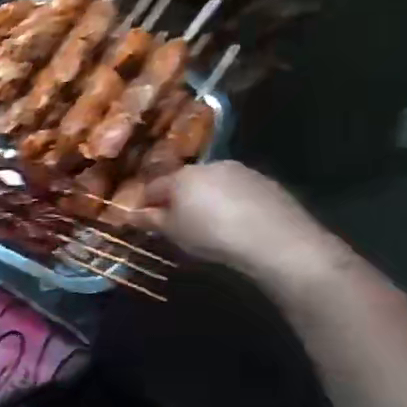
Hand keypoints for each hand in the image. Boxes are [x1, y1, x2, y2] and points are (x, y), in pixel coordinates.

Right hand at [142, 162, 347, 284]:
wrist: (275, 240)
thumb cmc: (212, 235)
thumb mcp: (172, 232)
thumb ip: (150, 220)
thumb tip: (131, 213)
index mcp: (182, 176)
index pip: (153, 187)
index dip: (145, 203)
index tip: (144, 220)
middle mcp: (209, 166)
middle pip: (184, 182)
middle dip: (177, 199)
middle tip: (177, 224)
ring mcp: (240, 171)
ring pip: (212, 184)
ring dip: (205, 199)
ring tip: (208, 224)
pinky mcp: (265, 181)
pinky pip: (236, 190)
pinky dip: (230, 202)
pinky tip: (235, 223)